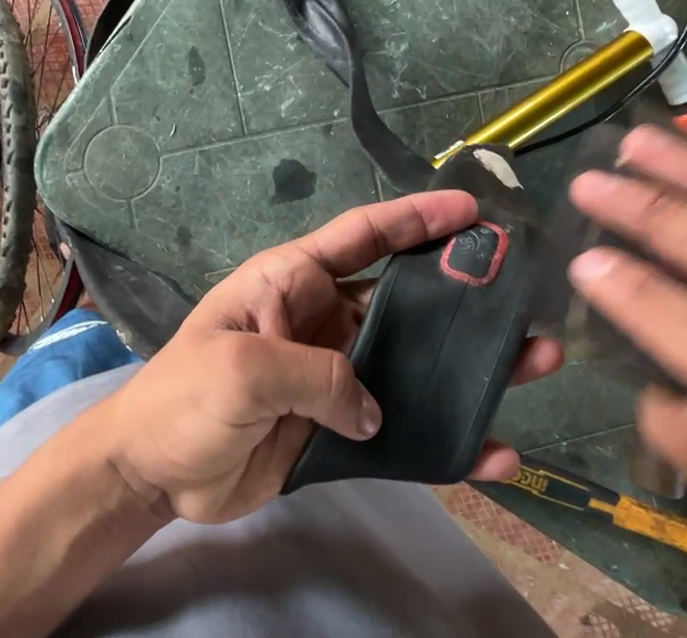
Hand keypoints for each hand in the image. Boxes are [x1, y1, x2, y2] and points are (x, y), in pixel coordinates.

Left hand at [89, 190, 563, 525]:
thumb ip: (315, 376)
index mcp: (291, 282)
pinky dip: (445, 439)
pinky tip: (492, 452)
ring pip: (413, 363)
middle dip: (461, 297)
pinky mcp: (339, 430)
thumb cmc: (183, 398)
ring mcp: (334, 376)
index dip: (415, 219)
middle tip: (523, 297)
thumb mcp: (241, 369)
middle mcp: (322, 320)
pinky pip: (402, 431)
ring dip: (469, 364)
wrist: (152, 475)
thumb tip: (372, 409)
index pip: (361, 237)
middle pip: (403, 302)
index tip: (470, 211)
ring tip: (534, 362)